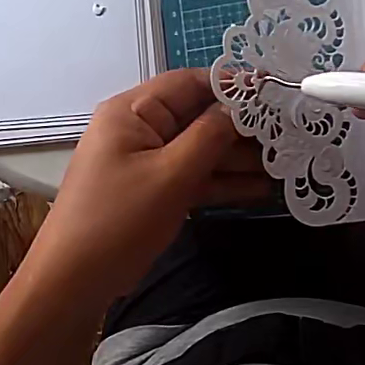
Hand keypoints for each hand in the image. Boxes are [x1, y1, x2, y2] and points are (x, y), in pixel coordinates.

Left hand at [28, 69, 268, 298]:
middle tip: (290, 133)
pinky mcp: (153, 190)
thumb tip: (238, 109)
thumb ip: (208, 137)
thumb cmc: (118, 220)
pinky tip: (259, 188)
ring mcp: (146, 162)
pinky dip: (221, 182)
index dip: (232, 85)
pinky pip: (192, 177)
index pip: (188, 83)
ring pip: (199, 150)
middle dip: (242, 127)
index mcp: (132, 111)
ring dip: (237, 158)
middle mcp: (139, 129)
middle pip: (198, 117)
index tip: (275, 91)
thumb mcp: (169, 175)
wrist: (74, 280)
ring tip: (285, 163)